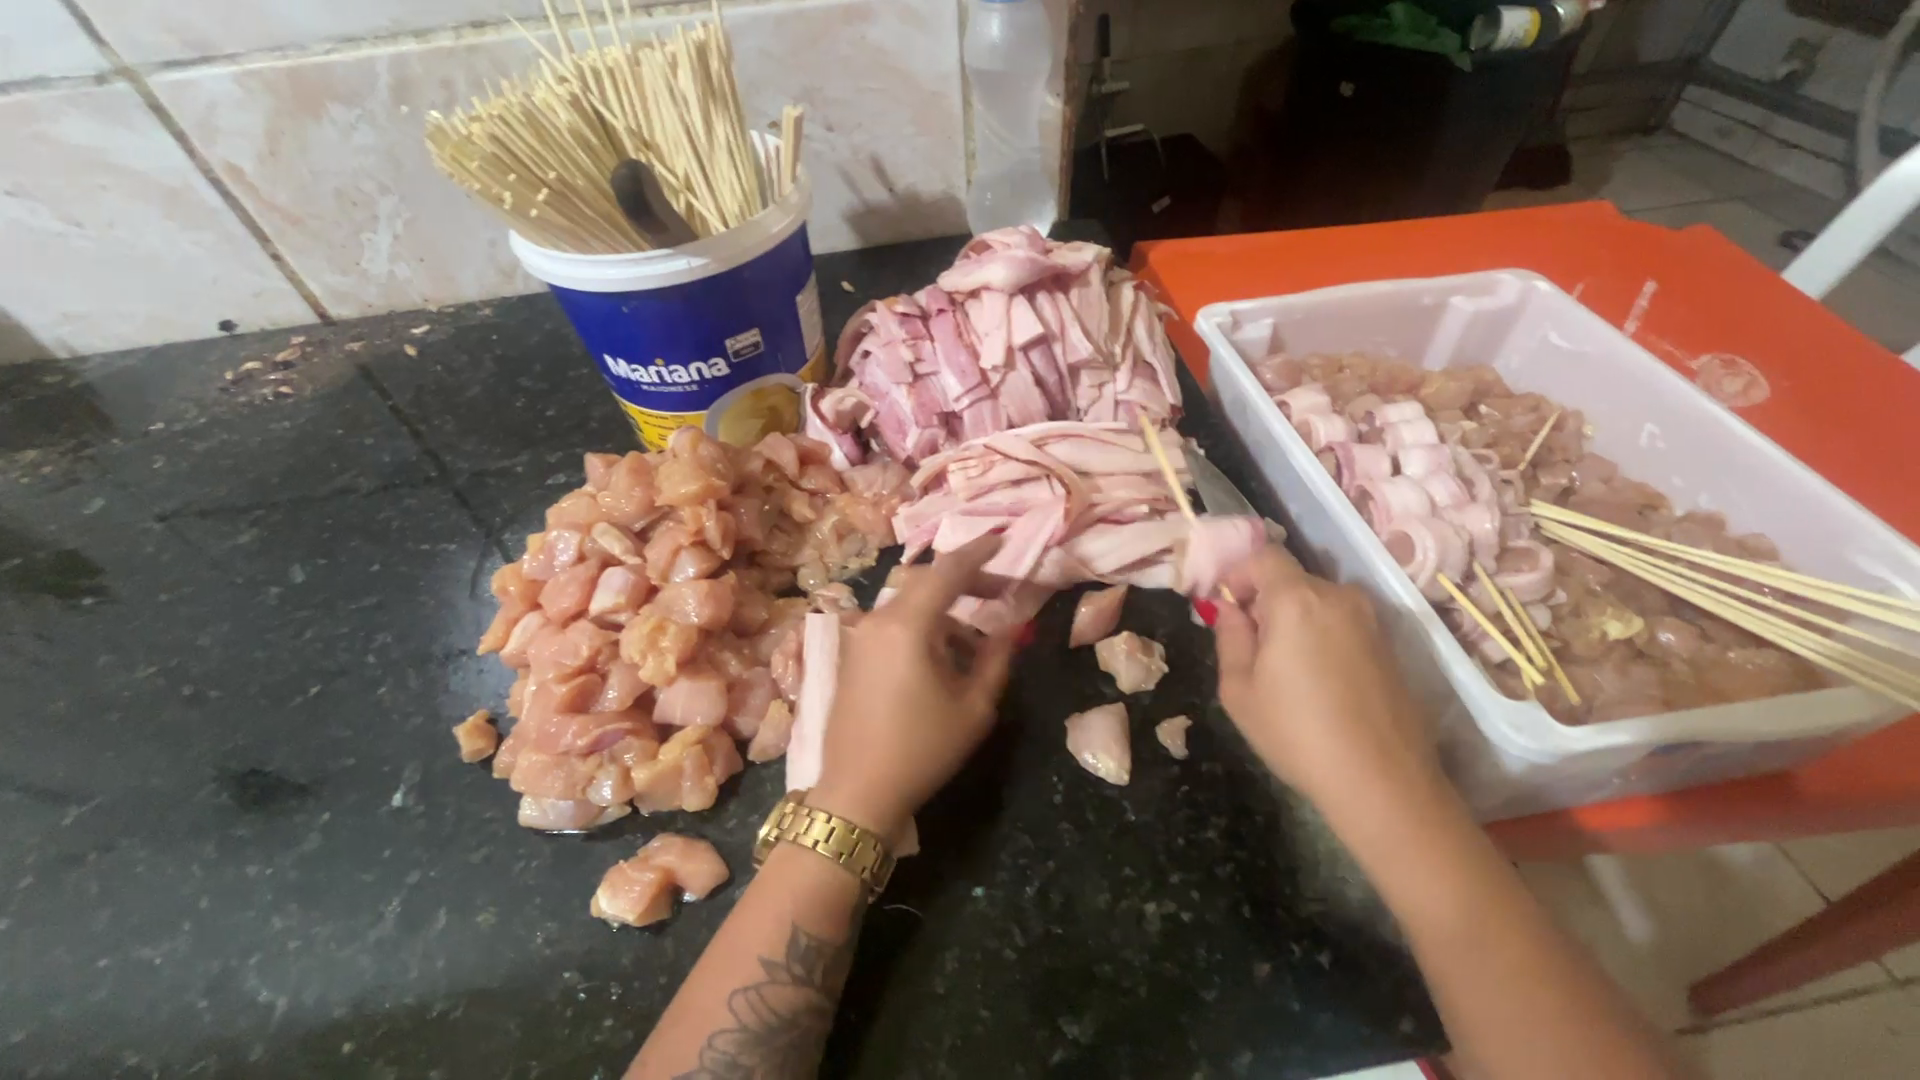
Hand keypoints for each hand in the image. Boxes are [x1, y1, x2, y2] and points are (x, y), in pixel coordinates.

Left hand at [810, 536, 1016, 838]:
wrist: (857, 792)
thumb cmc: (922, 750)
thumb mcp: (974, 707)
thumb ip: (996, 658)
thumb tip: (1009, 626)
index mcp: (907, 624)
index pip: (948, 570)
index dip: (979, 552)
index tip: (1004, 540)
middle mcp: (878, 619)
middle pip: (926, 583)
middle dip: (965, 582)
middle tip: (1001, 592)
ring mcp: (860, 637)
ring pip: (910, 606)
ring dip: (945, 611)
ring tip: (978, 639)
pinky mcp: (852, 656)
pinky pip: (893, 626)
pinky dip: (923, 627)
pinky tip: (944, 657)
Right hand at [1211, 545, 1444, 816]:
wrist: (1382, 780)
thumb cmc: (1297, 733)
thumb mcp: (1239, 689)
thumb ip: (1230, 637)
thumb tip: (1230, 609)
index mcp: (1296, 599)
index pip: (1264, 556)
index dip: (1239, 574)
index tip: (1226, 606)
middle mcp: (1338, 596)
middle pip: (1292, 579)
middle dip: (1266, 601)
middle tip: (1250, 645)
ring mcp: (1371, 619)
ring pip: (1319, 602)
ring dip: (1295, 620)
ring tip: (1285, 669)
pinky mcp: (1390, 644)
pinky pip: (1342, 624)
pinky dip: (1323, 636)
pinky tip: (1318, 682)